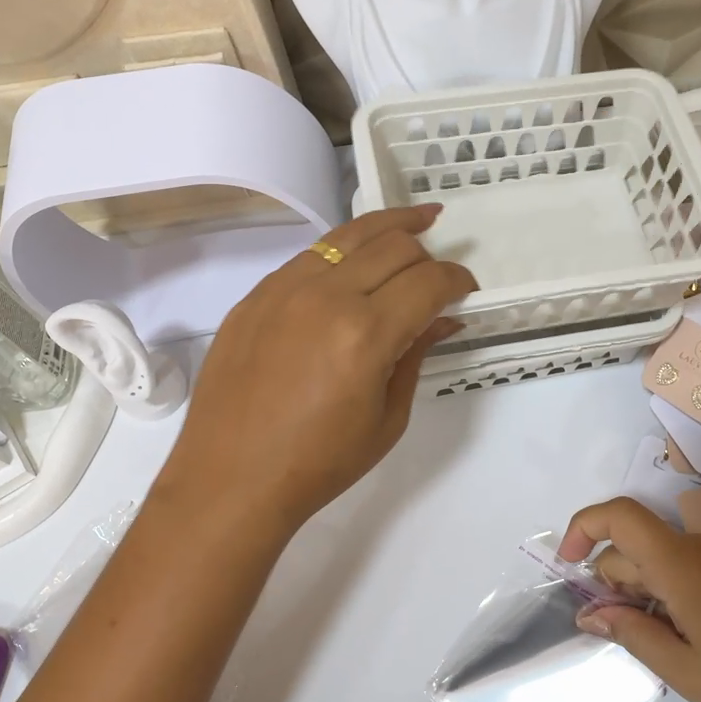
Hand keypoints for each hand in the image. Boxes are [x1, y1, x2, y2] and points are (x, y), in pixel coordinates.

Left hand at [164, 205, 476, 530]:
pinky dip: (343, 252)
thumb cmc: (320, 463)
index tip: (467, 291)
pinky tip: (354, 264)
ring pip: (348, 236)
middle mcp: (325, 296)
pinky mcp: (255, 296)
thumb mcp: (387, 418)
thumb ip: (415, 356)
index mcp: (365, 334)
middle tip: (438, 273)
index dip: (458, 280)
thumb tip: (442, 321)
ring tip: (415, 223)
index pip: (429, 281)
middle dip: (428, 252)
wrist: (233, 478)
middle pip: (394, 245)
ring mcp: (283, 290)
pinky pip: (309, 256)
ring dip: (389, 229)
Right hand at [558, 498, 700, 701]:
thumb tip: (592, 614)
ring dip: (644, 595)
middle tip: (620, 640)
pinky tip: (693, 642)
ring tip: (662, 650)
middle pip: (635, 546)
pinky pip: (690, 572)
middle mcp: (699, 548)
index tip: (568, 568)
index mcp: (678, 564)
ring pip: (662, 562)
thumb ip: (632, 635)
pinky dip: (672, 597)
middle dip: (612, 585)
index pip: (617, 516)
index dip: (582, 529)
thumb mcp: (685, 669)